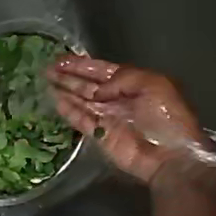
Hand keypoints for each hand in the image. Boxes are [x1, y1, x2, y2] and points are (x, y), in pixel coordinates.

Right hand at [48, 55, 209, 184]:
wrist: (169, 155)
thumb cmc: (166, 117)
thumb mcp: (153, 85)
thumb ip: (122, 79)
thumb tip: (96, 91)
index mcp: (133, 82)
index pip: (102, 70)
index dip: (82, 64)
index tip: (61, 59)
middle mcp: (118, 98)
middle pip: (88, 85)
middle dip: (69, 76)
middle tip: (47, 69)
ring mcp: (108, 117)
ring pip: (81, 101)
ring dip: (65, 91)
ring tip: (46, 82)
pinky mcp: (99, 135)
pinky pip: (81, 120)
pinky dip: (69, 111)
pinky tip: (56, 101)